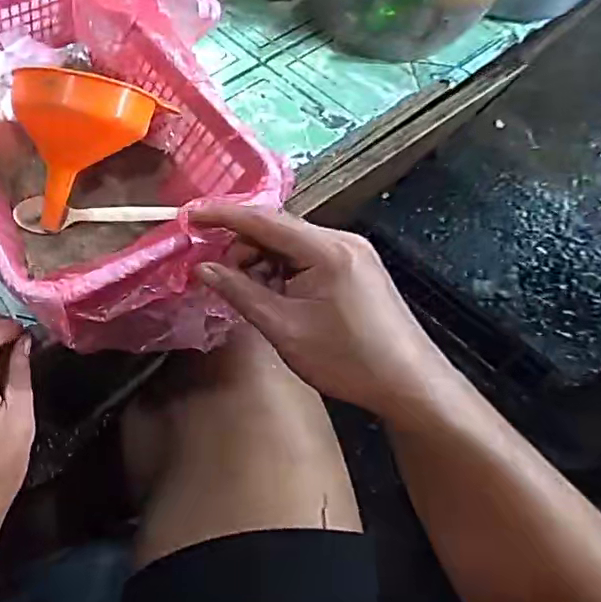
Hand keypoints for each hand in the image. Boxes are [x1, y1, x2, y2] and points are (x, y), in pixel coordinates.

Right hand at [191, 204, 470, 427]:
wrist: (412, 386)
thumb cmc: (347, 360)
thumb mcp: (283, 327)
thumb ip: (238, 291)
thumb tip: (201, 268)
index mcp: (326, 250)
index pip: (262, 219)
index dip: (221, 214)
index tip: (187, 214)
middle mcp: (340, 240)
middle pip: (274, 228)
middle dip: (239, 246)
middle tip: (213, 272)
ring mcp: (350, 252)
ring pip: (287, 243)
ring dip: (258, 260)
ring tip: (244, 292)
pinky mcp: (353, 267)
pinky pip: (303, 256)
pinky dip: (279, 269)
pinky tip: (270, 294)